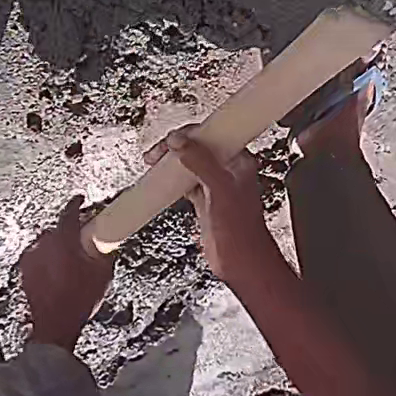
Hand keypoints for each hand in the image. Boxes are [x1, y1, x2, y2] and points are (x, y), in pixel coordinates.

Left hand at [19, 195, 114, 349]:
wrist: (55, 326)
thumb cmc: (78, 300)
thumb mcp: (102, 274)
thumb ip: (104, 252)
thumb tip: (107, 243)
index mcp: (63, 241)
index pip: (68, 213)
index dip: (75, 203)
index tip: (79, 199)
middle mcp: (43, 245)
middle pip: (57, 230)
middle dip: (68, 234)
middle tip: (80, 244)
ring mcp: (31, 259)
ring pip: (45, 244)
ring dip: (56, 248)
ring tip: (68, 265)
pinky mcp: (25, 272)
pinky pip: (37, 258)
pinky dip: (46, 261)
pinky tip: (56, 274)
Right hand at [146, 127, 284, 282]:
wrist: (241, 261)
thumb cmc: (241, 229)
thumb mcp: (219, 189)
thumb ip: (200, 162)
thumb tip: (179, 140)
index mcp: (239, 160)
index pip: (211, 134)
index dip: (188, 134)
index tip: (170, 139)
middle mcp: (228, 170)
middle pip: (197, 147)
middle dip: (175, 146)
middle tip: (156, 153)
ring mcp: (215, 185)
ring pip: (189, 164)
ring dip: (171, 161)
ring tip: (153, 162)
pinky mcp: (204, 200)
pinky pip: (185, 182)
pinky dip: (172, 179)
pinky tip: (161, 180)